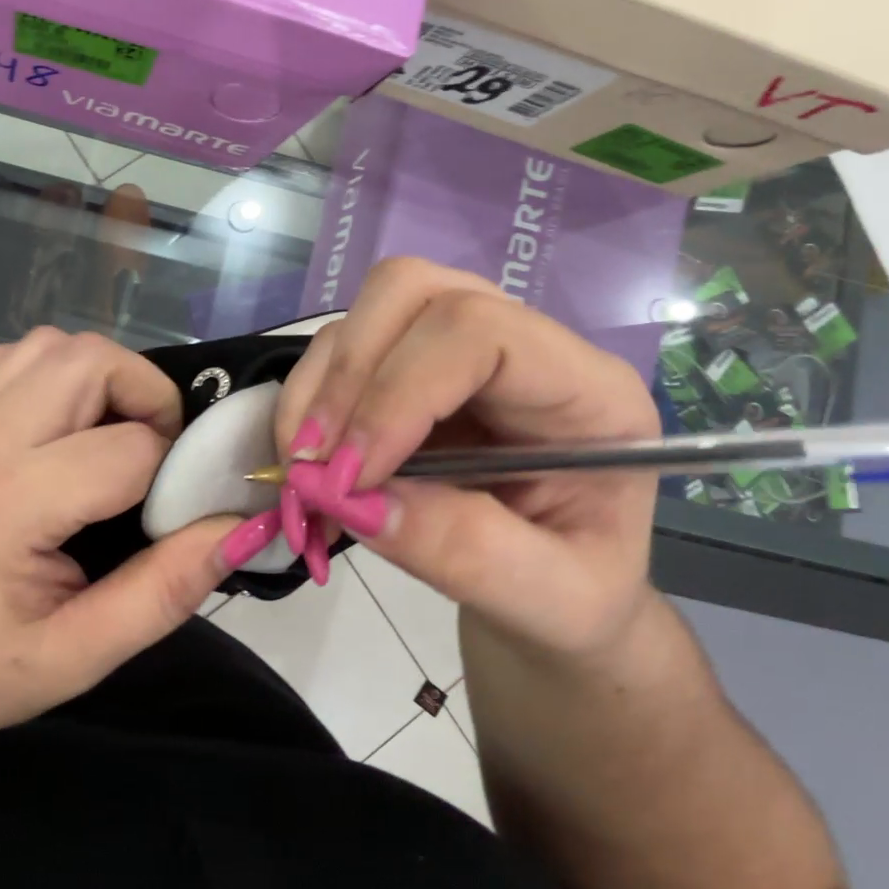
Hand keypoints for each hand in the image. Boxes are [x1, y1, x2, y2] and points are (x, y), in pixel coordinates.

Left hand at [0, 328, 271, 753]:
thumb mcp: (83, 654)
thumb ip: (166, 590)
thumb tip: (240, 528)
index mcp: (12, 504)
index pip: (128, 448)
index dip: (177, 476)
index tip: (181, 516)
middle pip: (89, 361)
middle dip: (148, 397)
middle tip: (160, 460)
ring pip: (56, 345)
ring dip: (106, 378)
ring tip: (119, 440)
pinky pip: (19, 358)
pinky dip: (60, 373)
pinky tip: (71, 425)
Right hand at [273, 257, 661, 657]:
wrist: (552, 595)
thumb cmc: (572, 596)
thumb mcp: (546, 598)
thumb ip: (462, 551)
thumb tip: (347, 497)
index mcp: (584, 391)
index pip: (478, 332)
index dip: (397, 394)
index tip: (349, 479)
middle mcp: (518, 347)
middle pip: (411, 291)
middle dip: (347, 377)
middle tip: (314, 465)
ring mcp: (452, 353)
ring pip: (363, 315)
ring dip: (315, 393)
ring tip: (307, 475)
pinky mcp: (404, 372)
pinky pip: (335, 355)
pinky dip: (304, 406)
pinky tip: (310, 465)